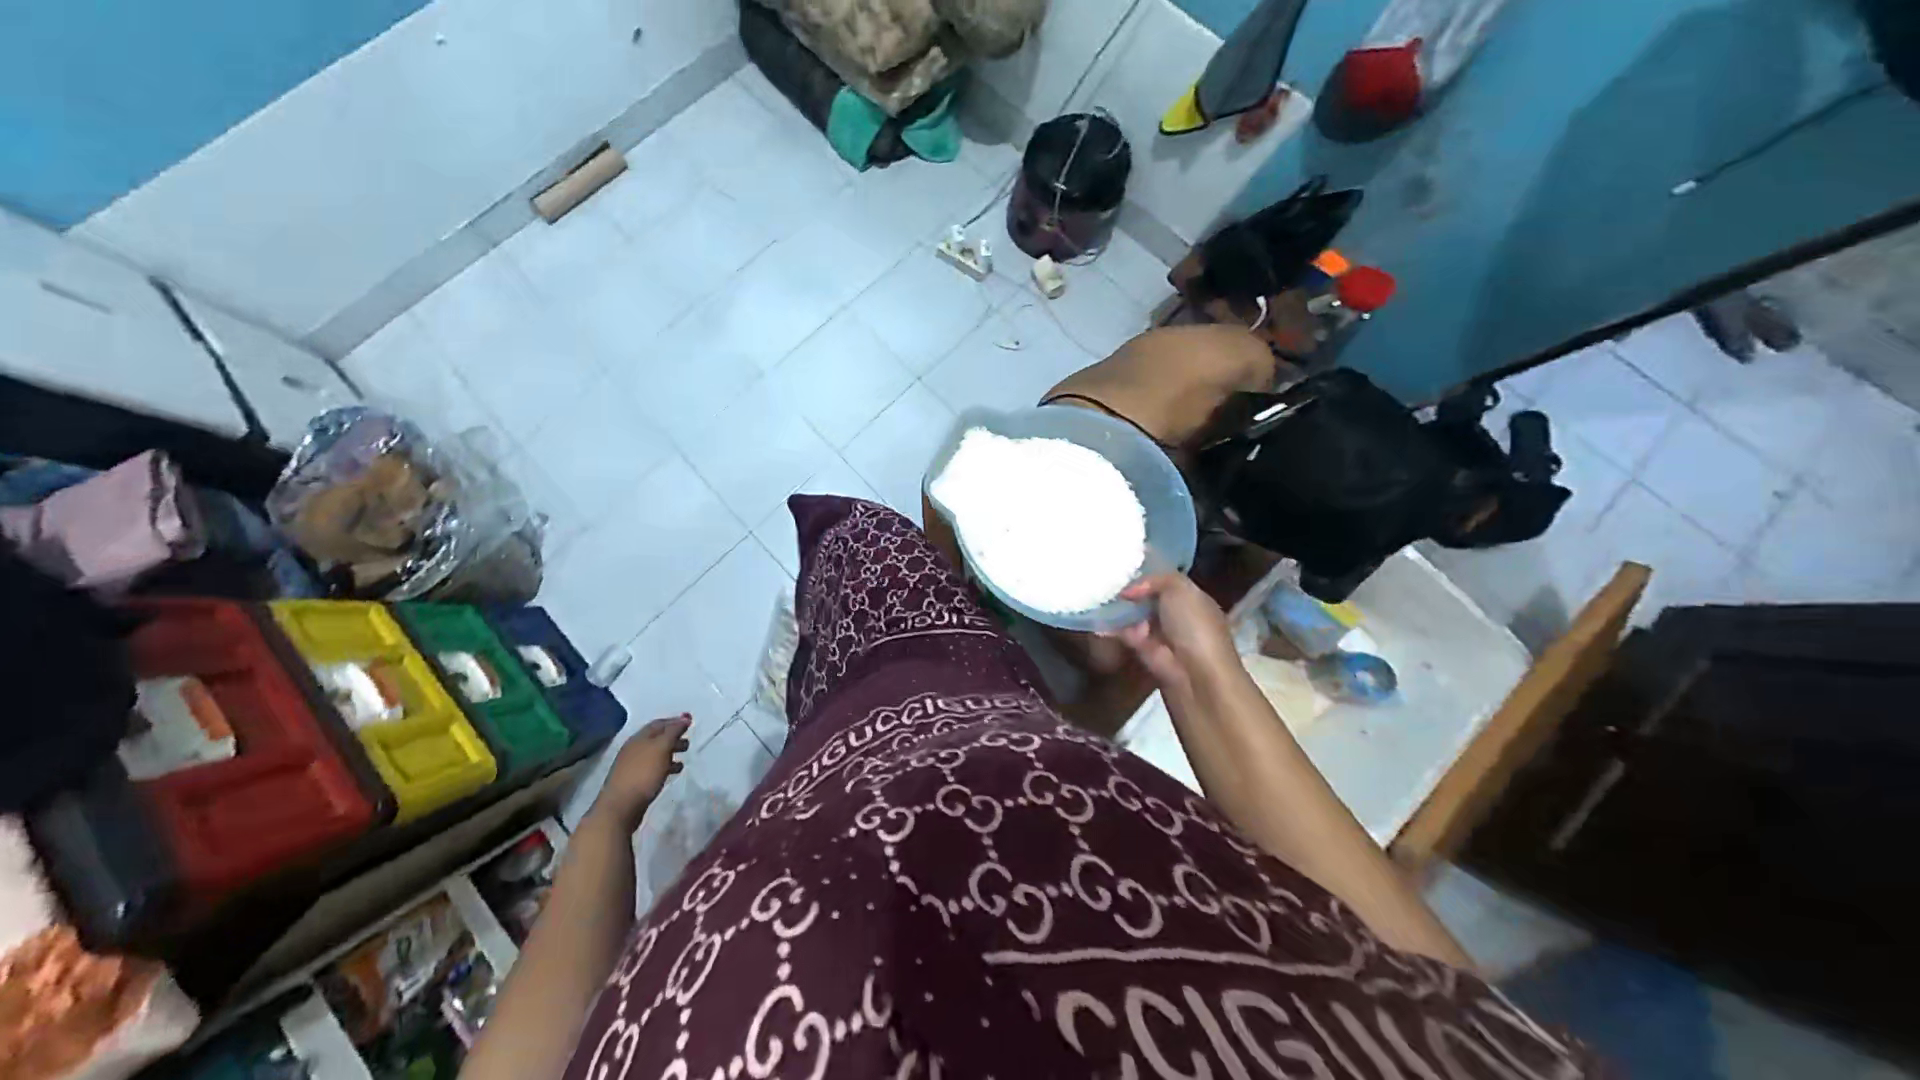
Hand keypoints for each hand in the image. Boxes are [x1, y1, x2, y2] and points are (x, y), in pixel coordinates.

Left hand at [589, 715, 691, 830]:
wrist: (620, 807)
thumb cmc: (643, 774)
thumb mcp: (661, 748)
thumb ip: (673, 732)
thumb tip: (684, 718)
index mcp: (639, 738)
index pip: (659, 723)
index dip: (674, 721)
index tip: (690, 722)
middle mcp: (634, 749)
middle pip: (657, 738)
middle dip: (673, 737)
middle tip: (688, 741)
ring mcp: (633, 765)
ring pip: (656, 753)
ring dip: (671, 752)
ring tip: (684, 756)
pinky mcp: (635, 781)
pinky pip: (653, 767)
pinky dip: (666, 765)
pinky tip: (674, 772)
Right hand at [1108, 574, 1237, 698]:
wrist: (1196, 675)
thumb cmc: (1194, 626)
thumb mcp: (1180, 589)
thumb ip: (1155, 580)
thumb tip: (1129, 592)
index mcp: (1194, 600)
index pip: (1168, 583)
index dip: (1147, 576)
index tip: (1122, 569)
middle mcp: (1179, 617)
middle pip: (1149, 600)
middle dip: (1129, 592)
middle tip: (1104, 581)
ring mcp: (1162, 636)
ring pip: (1136, 617)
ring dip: (1118, 609)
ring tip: (1096, 596)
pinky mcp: (1146, 653)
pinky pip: (1126, 635)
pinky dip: (1111, 628)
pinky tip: (1096, 617)